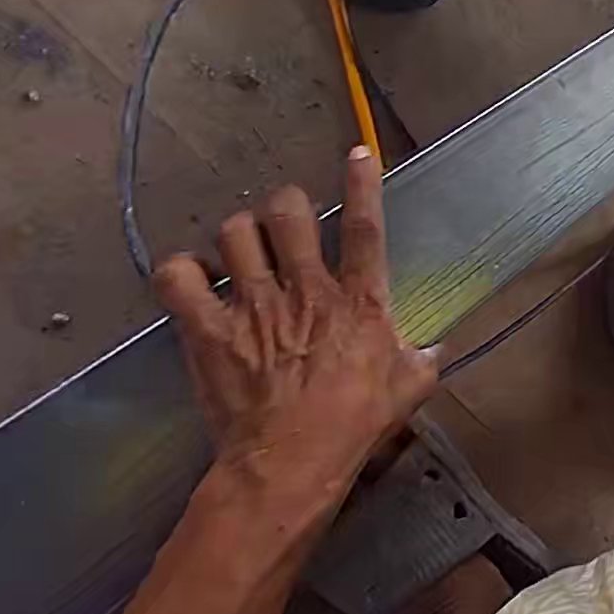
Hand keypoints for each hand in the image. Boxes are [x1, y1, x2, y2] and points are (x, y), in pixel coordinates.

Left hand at [154, 147, 436, 512]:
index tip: (358, 153)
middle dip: (287, 204)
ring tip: (245, 250)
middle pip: (288, 214)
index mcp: (360, 300)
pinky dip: (182, 270)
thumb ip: (425, 358)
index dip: (363, 185)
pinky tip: (194, 278)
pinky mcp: (208, 331)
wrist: (293, 460)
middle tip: (288, 218)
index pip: (365, 229)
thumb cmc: (359, 420)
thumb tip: (437, 347)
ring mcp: (253, 307)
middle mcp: (306, 290)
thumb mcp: (412, 387)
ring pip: (235, 235)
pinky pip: (177, 278)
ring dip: (241, 234)